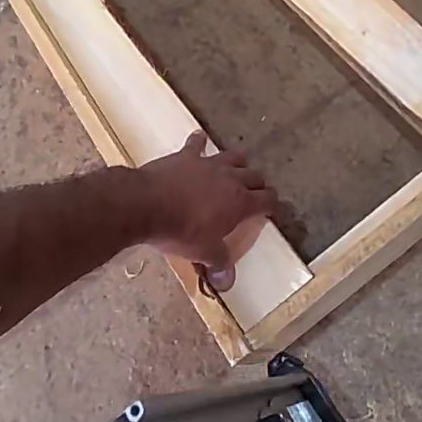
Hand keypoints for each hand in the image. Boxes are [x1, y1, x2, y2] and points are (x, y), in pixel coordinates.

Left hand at [136, 132, 278, 290]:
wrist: (146, 204)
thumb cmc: (180, 231)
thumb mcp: (202, 253)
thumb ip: (218, 264)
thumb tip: (227, 283)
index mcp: (240, 203)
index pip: (268, 200)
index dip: (274, 205)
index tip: (274, 209)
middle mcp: (230, 179)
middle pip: (255, 176)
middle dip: (259, 184)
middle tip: (256, 193)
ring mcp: (209, 164)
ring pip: (234, 157)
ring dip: (239, 163)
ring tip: (237, 169)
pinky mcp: (186, 156)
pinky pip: (197, 144)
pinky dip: (200, 142)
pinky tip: (200, 138)